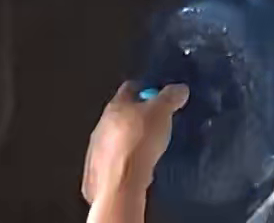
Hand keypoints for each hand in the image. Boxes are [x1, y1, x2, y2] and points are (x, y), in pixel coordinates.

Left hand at [83, 81, 189, 222]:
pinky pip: (111, 166)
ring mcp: (94, 153)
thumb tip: (179, 90)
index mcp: (115, 106)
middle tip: (156, 124)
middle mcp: (101, 126)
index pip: (130, 88)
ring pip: (114, 141)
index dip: (145, 90)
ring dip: (128, 143)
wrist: (121, 186)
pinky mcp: (94, 178)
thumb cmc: (140, 140)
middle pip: (121, 115)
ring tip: (147, 151)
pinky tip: (136, 171)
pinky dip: (123, 166)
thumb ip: (171, 96)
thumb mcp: (163, 111)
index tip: (158, 97)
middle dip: (137, 118)